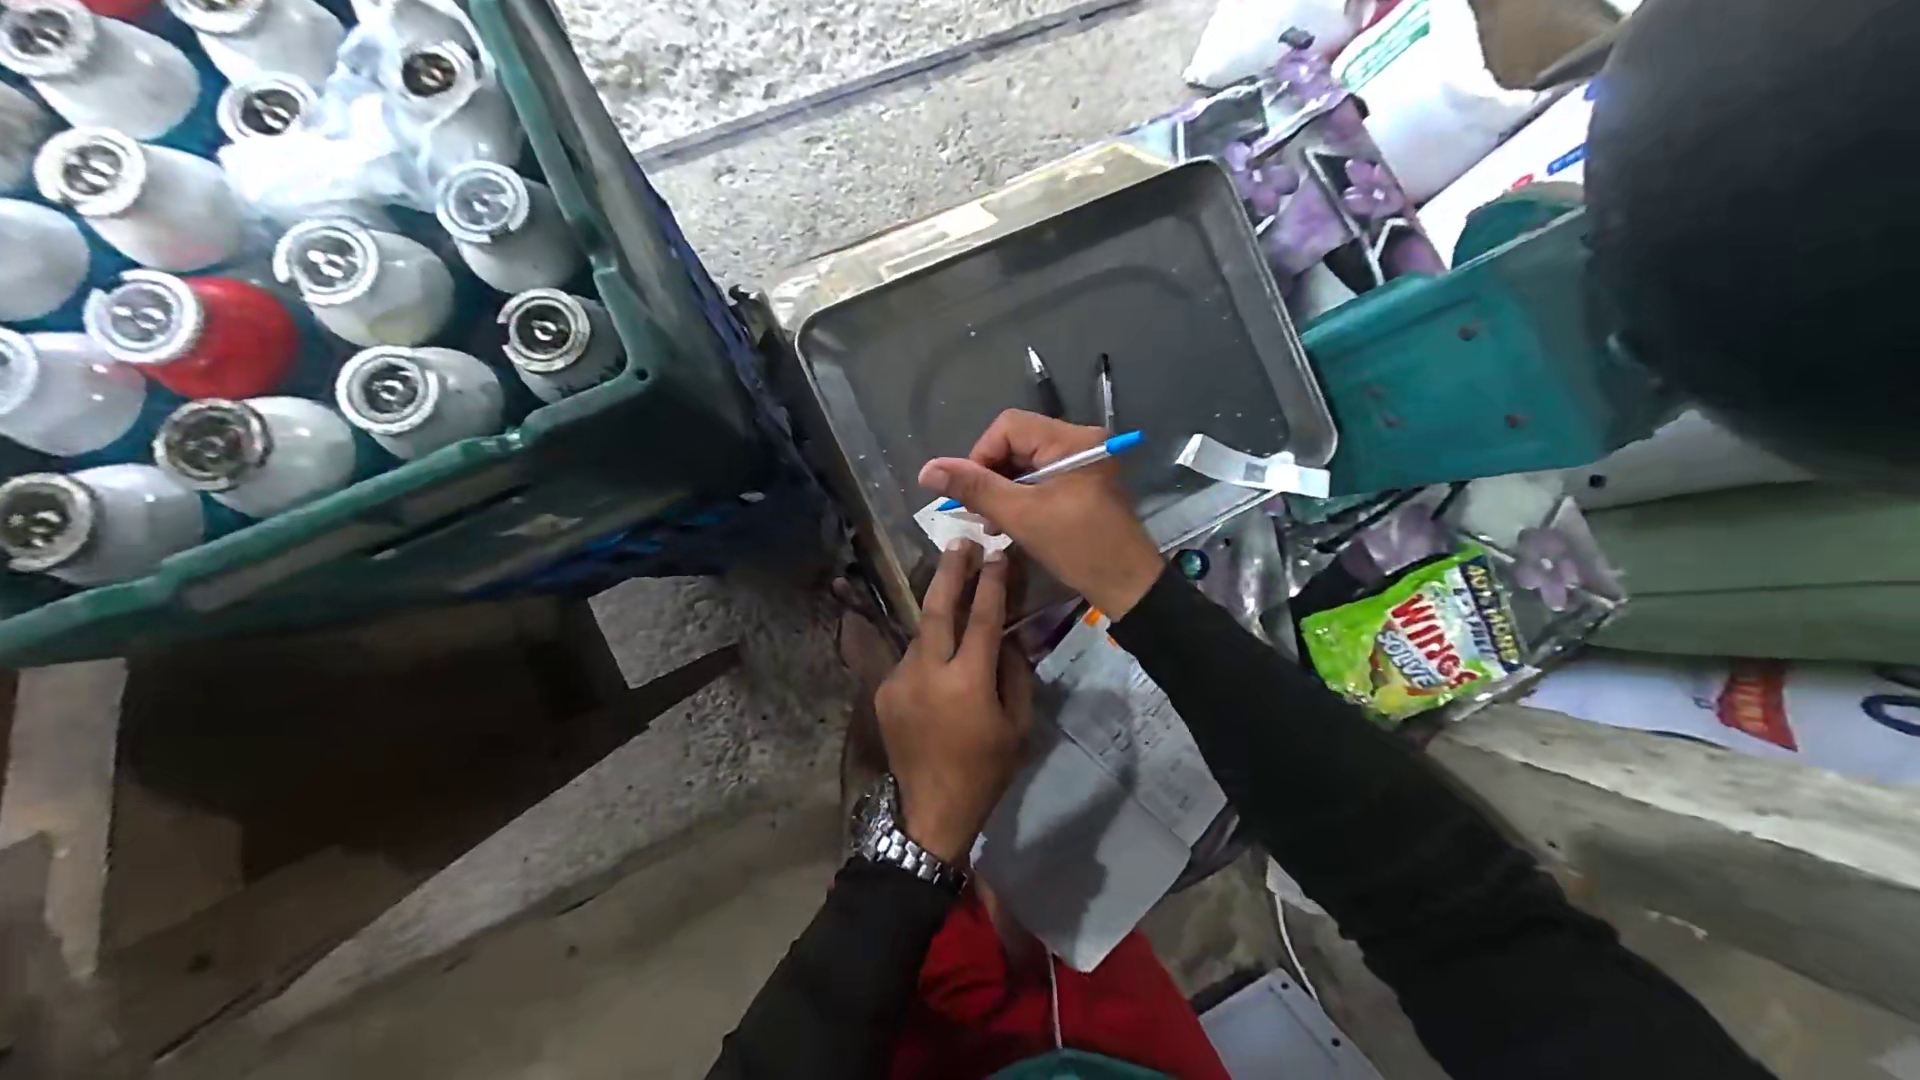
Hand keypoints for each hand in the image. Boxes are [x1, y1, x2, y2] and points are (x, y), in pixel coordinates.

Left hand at [875, 542, 1032, 862]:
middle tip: (960, 542)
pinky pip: (910, 657)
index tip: (998, 555)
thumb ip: (1015, 675)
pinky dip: (928, 649)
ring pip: (922, 632)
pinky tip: (940, 657)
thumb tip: (1009, 639)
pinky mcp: (883, 689)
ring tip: (954, 592)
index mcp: (968, 681)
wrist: (932, 810)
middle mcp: (928, 671)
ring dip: (939, 611)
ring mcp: (900, 678)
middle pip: (938, 608)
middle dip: (951, 570)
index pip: (984, 618)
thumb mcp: (1017, 725)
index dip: (993, 583)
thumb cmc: (986, 769)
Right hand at [918, 409, 1163, 618]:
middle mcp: (1080, 441)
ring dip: (1003, 488)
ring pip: (1026, 462)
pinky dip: (1021, 496)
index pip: (1008, 427)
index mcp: (1071, 440)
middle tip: (978, 512)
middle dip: (991, 475)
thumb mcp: (1020, 516)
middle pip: (1017, 442)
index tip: (971, 494)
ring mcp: (1084, 462)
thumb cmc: (1077, 547)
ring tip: (991, 521)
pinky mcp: (1083, 483)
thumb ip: (974, 488)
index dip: (980, 455)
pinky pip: (1041, 478)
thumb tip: (926, 470)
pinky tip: (1009, 521)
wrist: (1128, 584)